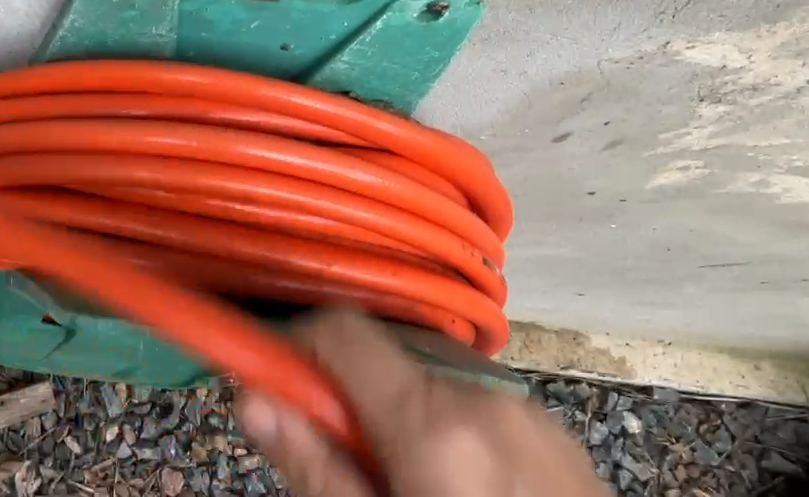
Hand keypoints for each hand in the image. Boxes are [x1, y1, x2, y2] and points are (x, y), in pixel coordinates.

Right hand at [236, 310, 609, 496]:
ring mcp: (531, 411)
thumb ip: (314, 468)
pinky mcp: (560, 435)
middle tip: (347, 460)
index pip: (339, 328)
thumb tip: (248, 398)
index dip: (297, 346)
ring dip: (401, 409)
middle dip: (349, 392)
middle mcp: (483, 395)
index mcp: (434, 421)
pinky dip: (451, 425)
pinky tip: (466, 490)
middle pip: (382, 355)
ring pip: (429, 378)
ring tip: (413, 483)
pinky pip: (478, 402)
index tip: (279, 386)